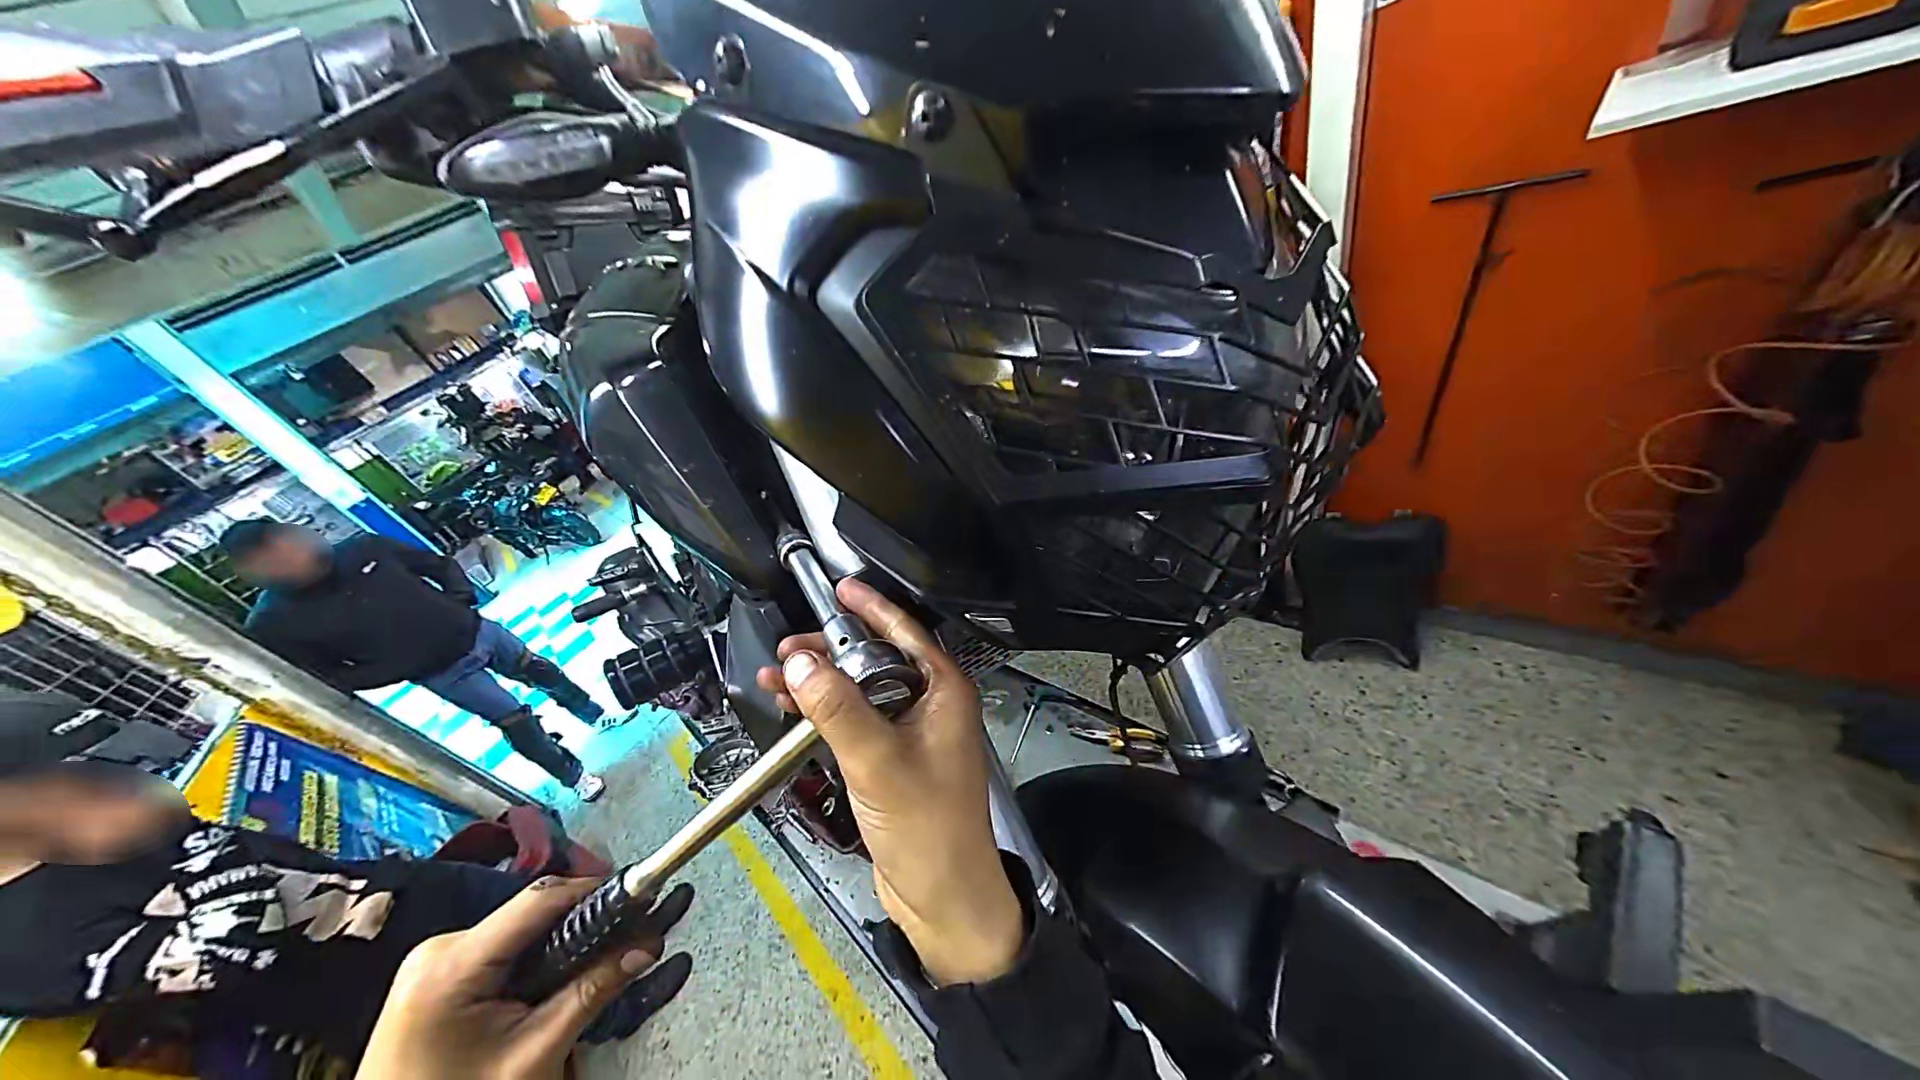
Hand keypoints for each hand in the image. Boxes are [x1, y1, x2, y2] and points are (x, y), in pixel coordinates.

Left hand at [356, 877, 685, 1079]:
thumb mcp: (534, 1054)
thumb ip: (592, 992)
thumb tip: (648, 945)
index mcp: (450, 964)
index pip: (540, 900)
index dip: (595, 890)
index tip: (641, 897)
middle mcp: (437, 948)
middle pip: (532, 911)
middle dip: (582, 920)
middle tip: (628, 935)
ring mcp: (431, 961)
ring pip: (520, 927)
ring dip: (560, 938)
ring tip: (595, 962)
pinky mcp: (433, 975)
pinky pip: (501, 946)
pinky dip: (535, 954)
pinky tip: (553, 979)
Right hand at [756, 579, 1022, 985]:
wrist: (942, 895)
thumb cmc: (930, 830)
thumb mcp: (878, 760)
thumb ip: (838, 708)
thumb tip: (803, 662)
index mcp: (944, 692)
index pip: (905, 633)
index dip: (872, 607)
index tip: (842, 588)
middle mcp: (930, 705)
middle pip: (877, 660)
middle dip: (833, 650)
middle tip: (792, 646)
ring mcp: (910, 732)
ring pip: (861, 690)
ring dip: (822, 682)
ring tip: (779, 674)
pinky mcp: (891, 758)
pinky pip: (855, 720)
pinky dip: (825, 713)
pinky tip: (795, 708)